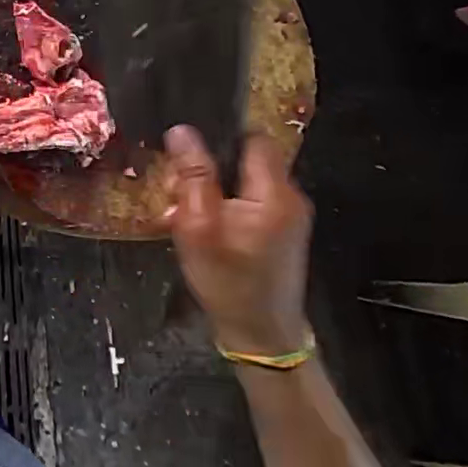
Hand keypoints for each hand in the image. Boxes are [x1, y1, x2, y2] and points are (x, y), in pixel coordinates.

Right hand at [163, 127, 312, 358]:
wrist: (261, 336)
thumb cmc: (228, 280)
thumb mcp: (199, 225)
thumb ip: (193, 175)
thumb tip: (181, 131)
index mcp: (275, 192)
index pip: (252, 137)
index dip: (219, 134)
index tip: (188, 147)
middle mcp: (290, 197)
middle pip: (245, 158)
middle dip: (208, 168)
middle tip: (177, 189)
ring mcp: (289, 215)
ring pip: (243, 180)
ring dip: (212, 189)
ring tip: (184, 209)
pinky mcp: (281, 231)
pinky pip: (248, 200)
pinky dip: (223, 204)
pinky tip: (202, 224)